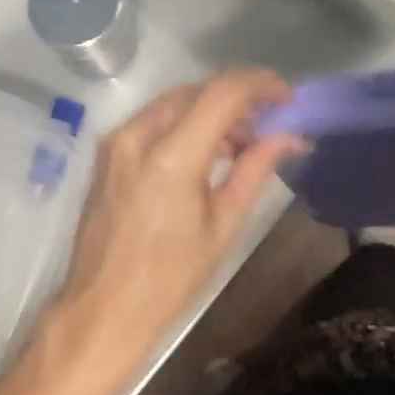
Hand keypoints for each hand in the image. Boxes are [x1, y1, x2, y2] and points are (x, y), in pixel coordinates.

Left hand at [49, 69, 302, 369]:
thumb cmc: (170, 279)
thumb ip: (255, 170)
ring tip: (241, 146)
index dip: (260, 85)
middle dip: (237, 101)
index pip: (222, 93)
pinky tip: (205, 153)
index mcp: (171, 157)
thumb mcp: (222, 226)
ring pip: (172, 104)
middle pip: (196, 92)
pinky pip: (151, 122)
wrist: (103, 309)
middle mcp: (137, 136)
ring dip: (209, 112)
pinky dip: (182, 125)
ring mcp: (115, 143)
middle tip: (268, 128)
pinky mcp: (105, 154)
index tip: (287, 99)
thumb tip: (291, 137)